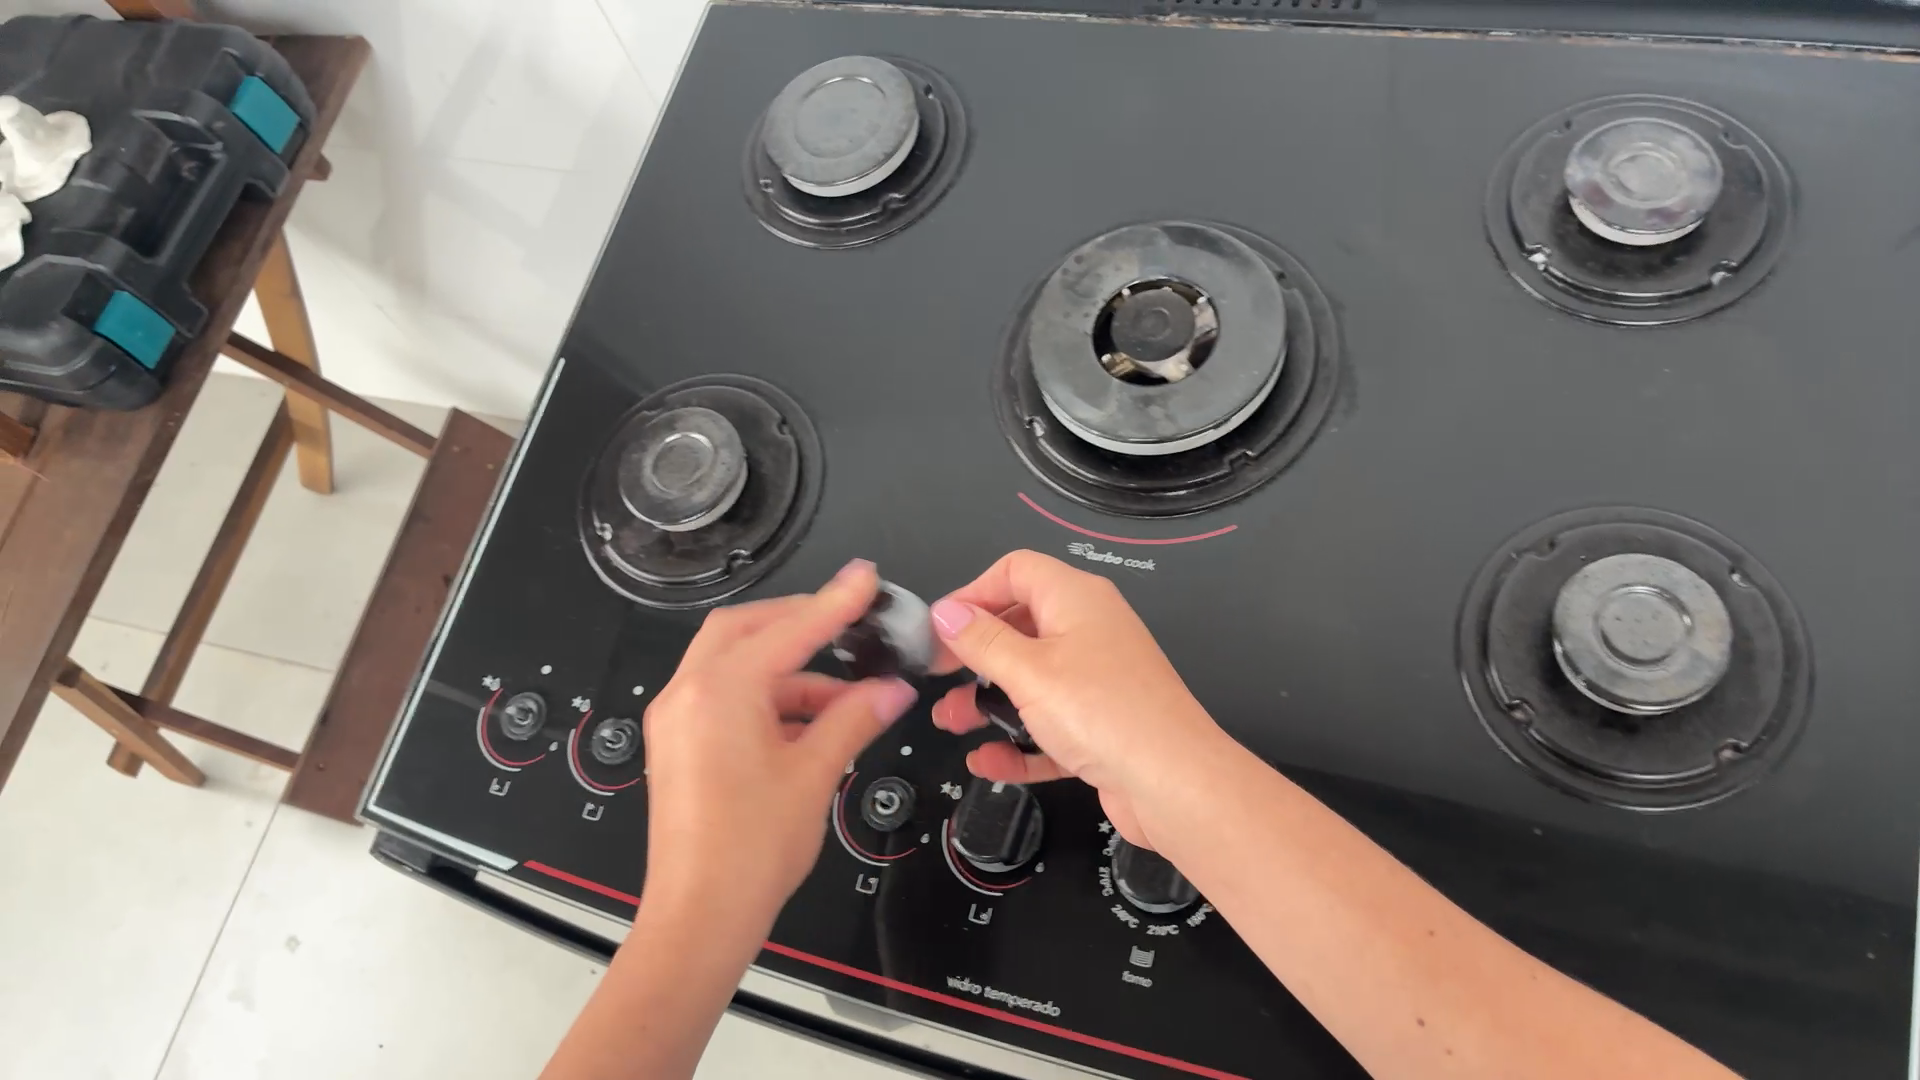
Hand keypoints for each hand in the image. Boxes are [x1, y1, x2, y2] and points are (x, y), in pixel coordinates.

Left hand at [641, 559, 917, 926]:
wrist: (699, 919)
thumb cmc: (751, 849)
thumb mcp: (815, 772)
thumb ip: (855, 718)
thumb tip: (892, 690)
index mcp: (719, 690)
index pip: (790, 629)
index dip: (836, 602)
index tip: (866, 579)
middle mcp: (687, 693)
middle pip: (746, 629)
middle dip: (799, 622)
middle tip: (847, 623)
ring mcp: (677, 718)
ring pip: (735, 663)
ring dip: (789, 669)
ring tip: (846, 696)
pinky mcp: (679, 742)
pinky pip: (726, 695)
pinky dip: (769, 696)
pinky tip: (812, 721)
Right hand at [927, 550, 1225, 848]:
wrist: (1174, 784)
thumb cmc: (1102, 713)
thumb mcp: (1028, 672)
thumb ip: (981, 640)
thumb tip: (946, 611)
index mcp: (1075, 599)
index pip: (1015, 571)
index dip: (973, 593)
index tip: (940, 628)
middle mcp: (1089, 630)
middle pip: (1019, 625)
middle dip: (975, 653)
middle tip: (940, 676)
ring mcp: (1097, 678)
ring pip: (1031, 678)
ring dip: (989, 700)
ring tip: (953, 723)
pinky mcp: (1100, 724)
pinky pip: (1049, 722)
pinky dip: (1019, 739)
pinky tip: (988, 761)